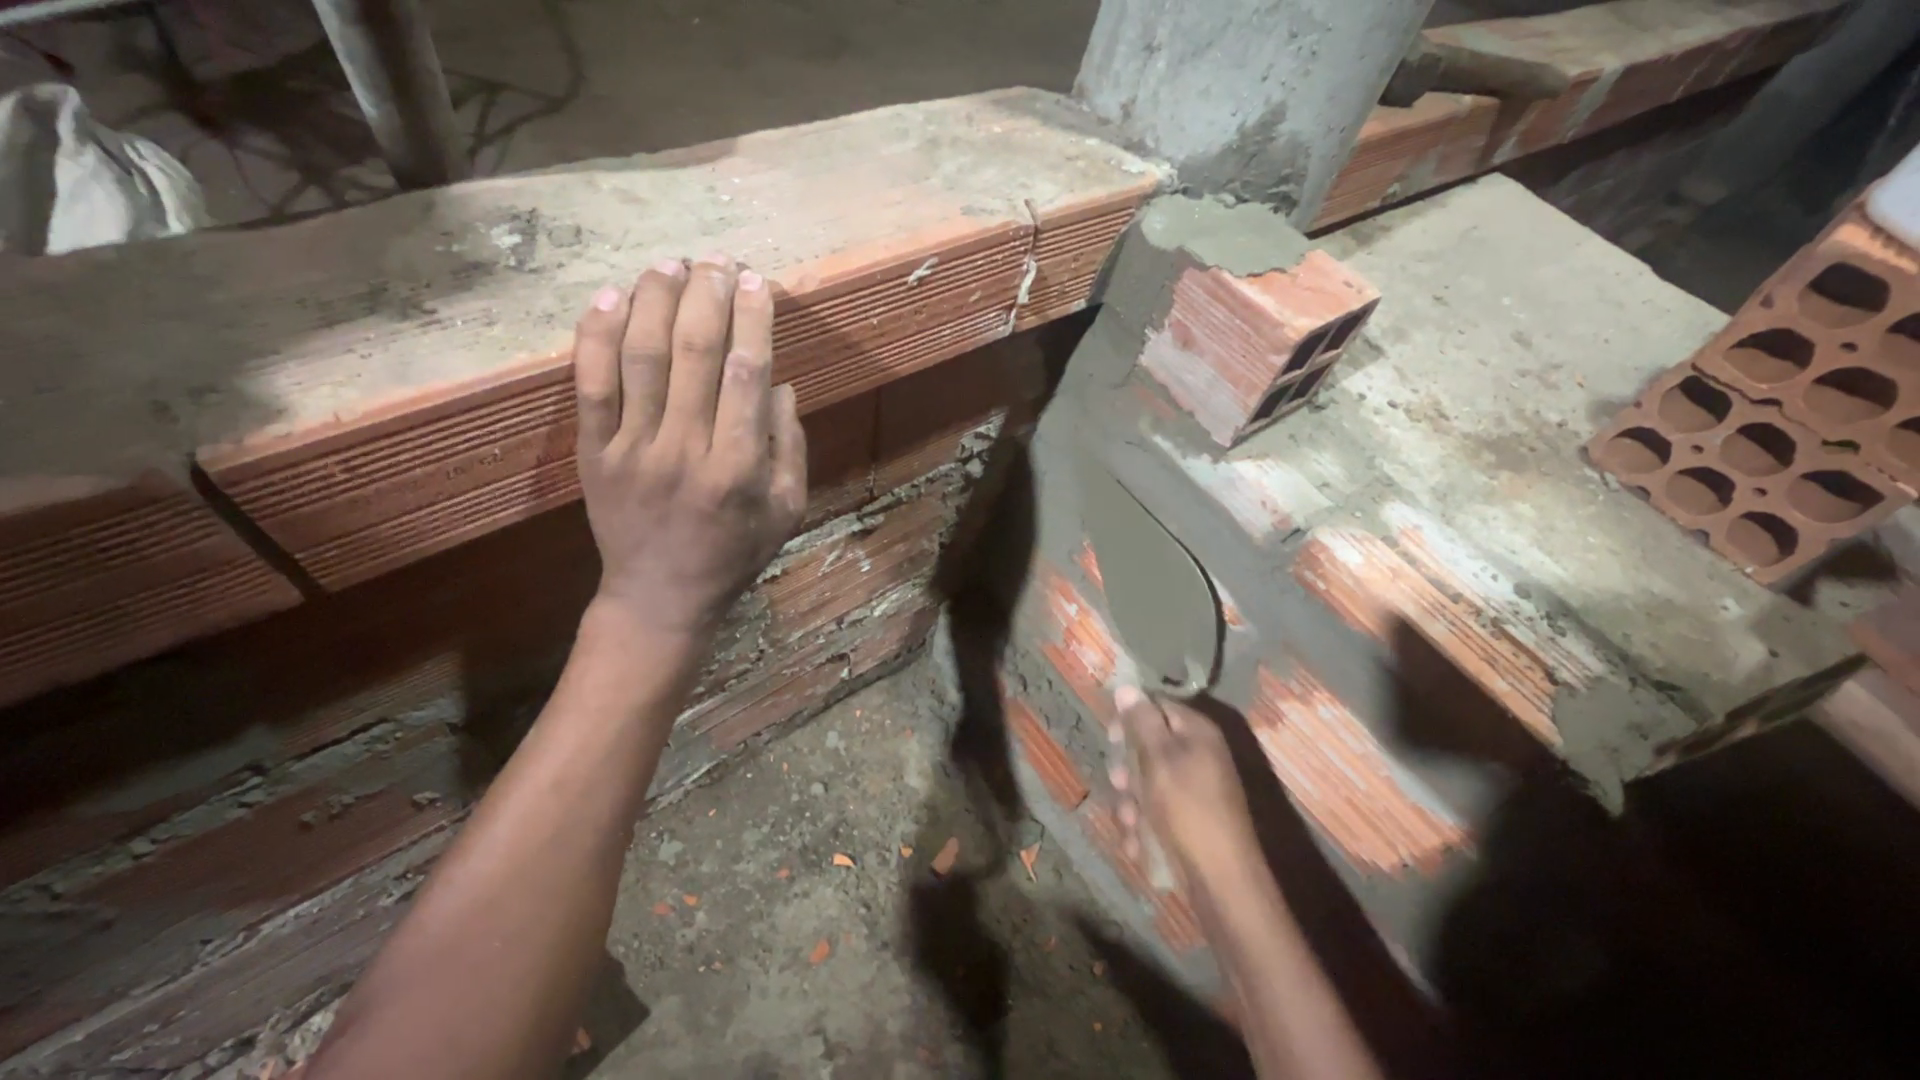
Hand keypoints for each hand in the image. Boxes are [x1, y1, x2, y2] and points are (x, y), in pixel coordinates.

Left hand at [571, 255, 806, 637]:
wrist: (659, 597)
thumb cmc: (733, 554)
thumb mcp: (787, 510)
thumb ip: (789, 446)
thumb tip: (777, 381)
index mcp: (738, 466)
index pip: (746, 372)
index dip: (752, 319)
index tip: (756, 281)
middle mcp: (685, 449)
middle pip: (693, 352)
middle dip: (708, 296)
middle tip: (716, 261)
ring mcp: (632, 449)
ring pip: (640, 357)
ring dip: (655, 301)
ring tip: (670, 264)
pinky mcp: (592, 452)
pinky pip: (590, 385)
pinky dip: (596, 337)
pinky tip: (611, 298)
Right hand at [1111, 686, 1259, 881]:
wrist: (1219, 876)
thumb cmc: (1187, 808)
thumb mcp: (1159, 758)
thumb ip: (1141, 721)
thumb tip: (1127, 687)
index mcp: (1196, 732)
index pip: (1156, 706)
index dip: (1129, 718)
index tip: (1111, 738)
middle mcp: (1197, 755)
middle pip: (1146, 747)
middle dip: (1127, 771)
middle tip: (1122, 785)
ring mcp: (1192, 790)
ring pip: (1144, 784)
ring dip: (1131, 804)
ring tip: (1134, 824)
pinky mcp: (1185, 819)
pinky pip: (1153, 812)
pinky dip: (1142, 827)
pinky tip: (1139, 844)